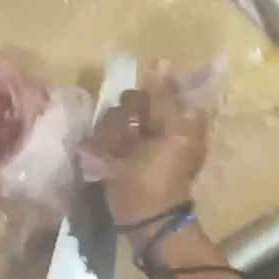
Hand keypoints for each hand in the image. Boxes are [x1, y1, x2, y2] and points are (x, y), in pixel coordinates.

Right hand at [84, 60, 210, 227]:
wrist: (142, 218)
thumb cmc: (160, 176)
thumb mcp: (171, 134)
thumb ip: (165, 96)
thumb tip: (161, 60)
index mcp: (178, 117)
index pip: (156, 87)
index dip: (148, 100)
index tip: (146, 117)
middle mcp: (157, 123)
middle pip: (132, 100)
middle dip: (128, 119)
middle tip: (133, 142)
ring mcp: (134, 139)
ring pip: (113, 117)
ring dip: (113, 136)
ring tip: (118, 157)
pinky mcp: (113, 152)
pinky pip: (100, 135)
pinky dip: (101, 147)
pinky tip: (106, 160)